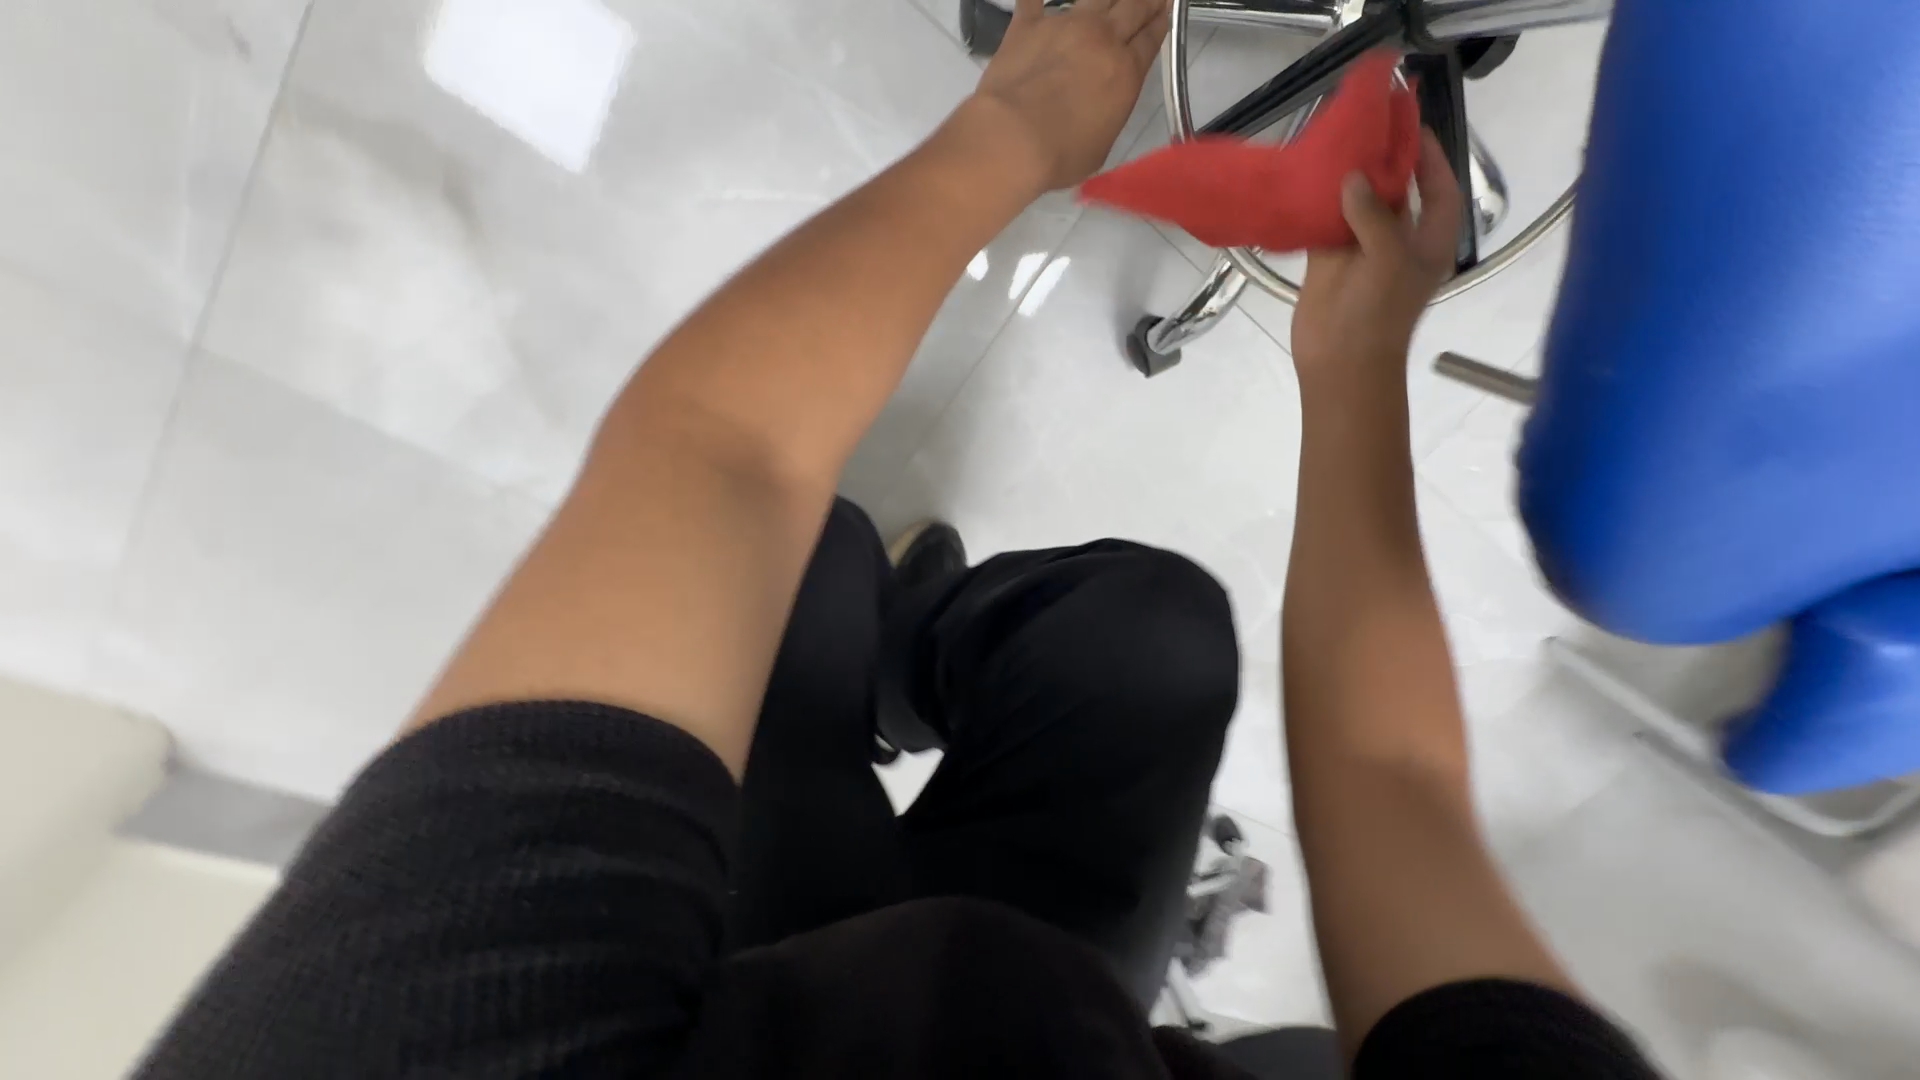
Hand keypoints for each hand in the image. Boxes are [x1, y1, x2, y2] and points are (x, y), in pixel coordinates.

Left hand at [970, 0, 1170, 192]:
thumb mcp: (1100, 148)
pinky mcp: (1027, 25)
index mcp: (1125, 73)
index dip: (1161, 22)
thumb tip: (1103, 109)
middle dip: (1147, 1)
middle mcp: (1101, 39)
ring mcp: (1064, 25)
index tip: (1166, 10)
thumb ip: (1108, 116)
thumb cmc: (1061, 155)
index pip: (1151, 39)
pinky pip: (1034, 0)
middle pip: (1133, 7)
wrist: (1013, 137)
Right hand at [1291, 131, 1462, 389]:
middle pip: (1395, 191)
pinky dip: (1317, 206)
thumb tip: (1354, 178)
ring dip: (1346, 180)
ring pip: (1356, 205)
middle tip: (1365, 125)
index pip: (1437, 187)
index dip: (1428, 157)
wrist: (1340, 362)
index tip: (1409, 126)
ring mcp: (1361, 250)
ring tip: (1334, 144)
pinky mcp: (1329, 261)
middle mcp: (1398, 240)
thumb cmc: (1378, 314)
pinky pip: (1325, 225)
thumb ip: (1374, 215)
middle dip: (1382, 162)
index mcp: (1428, 239)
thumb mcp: (1389, 259)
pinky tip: (1307, 182)